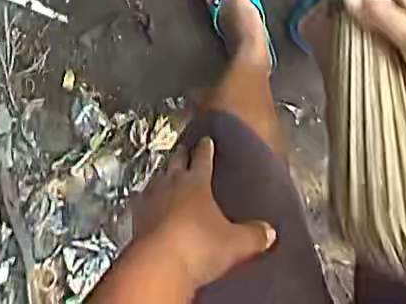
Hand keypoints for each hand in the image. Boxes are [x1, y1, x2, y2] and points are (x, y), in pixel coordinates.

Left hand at [125, 137, 276, 290]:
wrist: (158, 265)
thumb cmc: (198, 245)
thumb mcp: (233, 243)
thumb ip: (253, 235)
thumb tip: (270, 232)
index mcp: (197, 180)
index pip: (203, 157)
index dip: (205, 148)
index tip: (206, 140)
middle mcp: (172, 182)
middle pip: (177, 161)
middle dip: (181, 154)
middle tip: (184, 149)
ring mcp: (151, 198)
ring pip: (158, 177)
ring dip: (163, 174)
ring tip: (166, 174)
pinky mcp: (135, 218)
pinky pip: (141, 201)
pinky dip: (145, 199)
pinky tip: (146, 204)